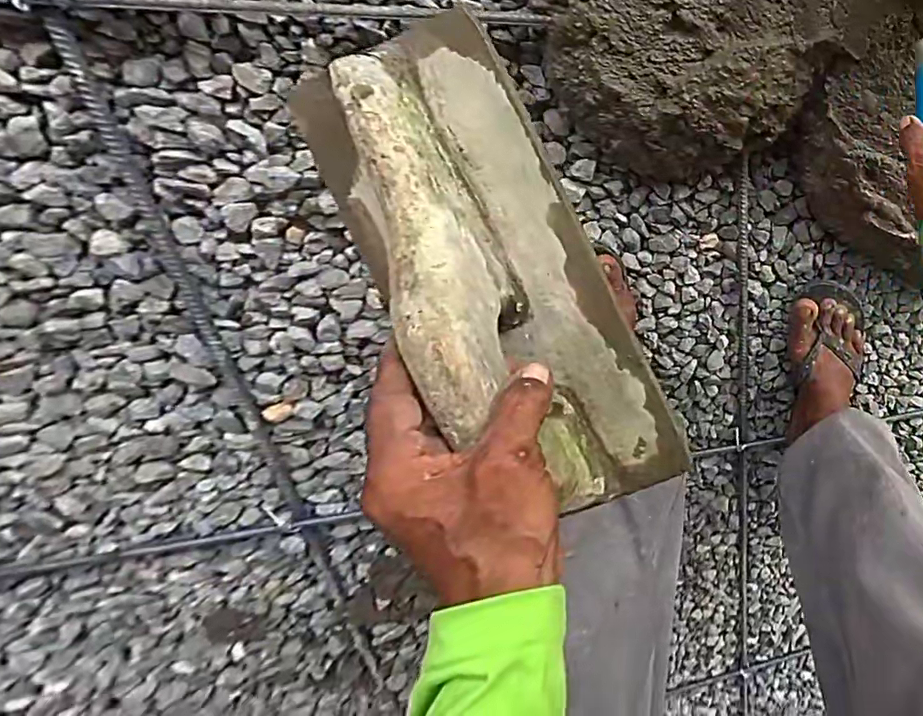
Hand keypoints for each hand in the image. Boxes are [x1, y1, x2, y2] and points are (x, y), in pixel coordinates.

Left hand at [361, 341, 563, 606]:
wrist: (512, 596)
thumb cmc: (497, 532)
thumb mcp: (508, 463)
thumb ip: (518, 409)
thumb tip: (533, 369)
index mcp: (396, 471)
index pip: (388, 403)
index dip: (399, 362)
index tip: (413, 326)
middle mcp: (401, 478)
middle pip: (412, 413)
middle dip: (438, 374)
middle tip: (464, 333)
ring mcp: (428, 490)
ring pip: (440, 429)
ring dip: (464, 397)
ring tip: (493, 358)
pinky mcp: (456, 496)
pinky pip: (461, 445)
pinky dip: (481, 420)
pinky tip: (511, 400)